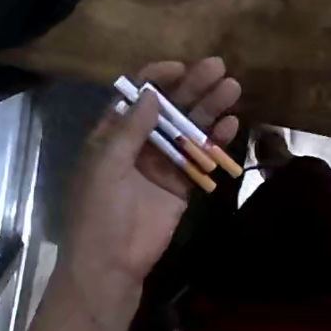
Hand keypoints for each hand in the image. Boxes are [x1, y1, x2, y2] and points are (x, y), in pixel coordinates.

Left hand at [56, 58, 240, 324]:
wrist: (110, 263)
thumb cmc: (98, 210)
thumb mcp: (106, 164)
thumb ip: (130, 128)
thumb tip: (152, 92)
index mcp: (112, 134)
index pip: (136, 96)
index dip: (156, 78)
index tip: (180, 67)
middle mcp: (138, 143)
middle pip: (168, 108)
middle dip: (191, 87)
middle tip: (218, 68)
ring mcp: (160, 164)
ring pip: (187, 129)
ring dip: (209, 109)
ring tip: (232, 88)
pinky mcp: (180, 185)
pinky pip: (199, 158)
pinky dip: (214, 142)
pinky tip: (231, 124)